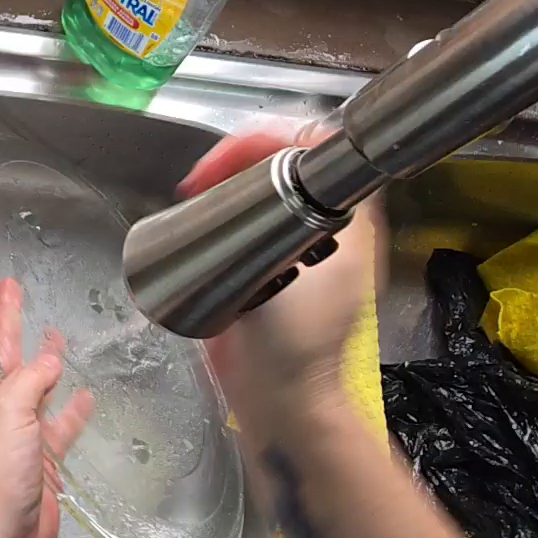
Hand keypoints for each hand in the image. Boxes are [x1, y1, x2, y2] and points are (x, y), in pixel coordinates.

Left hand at [0, 258, 93, 537]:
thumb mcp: (7, 414)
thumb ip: (29, 381)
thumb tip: (50, 360)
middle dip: (4, 315)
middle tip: (11, 283)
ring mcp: (14, 430)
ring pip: (30, 381)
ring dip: (40, 355)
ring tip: (51, 327)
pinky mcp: (39, 456)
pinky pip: (58, 423)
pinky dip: (71, 408)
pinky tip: (84, 393)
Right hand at [180, 117, 382, 406]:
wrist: (279, 398)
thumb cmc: (298, 341)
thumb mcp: (312, 272)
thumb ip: (308, 219)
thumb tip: (292, 172)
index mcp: (346, 220)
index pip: (315, 148)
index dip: (268, 139)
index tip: (226, 161)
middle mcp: (322, 224)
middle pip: (280, 161)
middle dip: (235, 157)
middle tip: (199, 179)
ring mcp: (289, 244)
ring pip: (255, 185)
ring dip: (220, 180)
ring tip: (191, 192)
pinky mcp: (260, 263)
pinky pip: (238, 216)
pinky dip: (214, 207)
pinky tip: (192, 217)